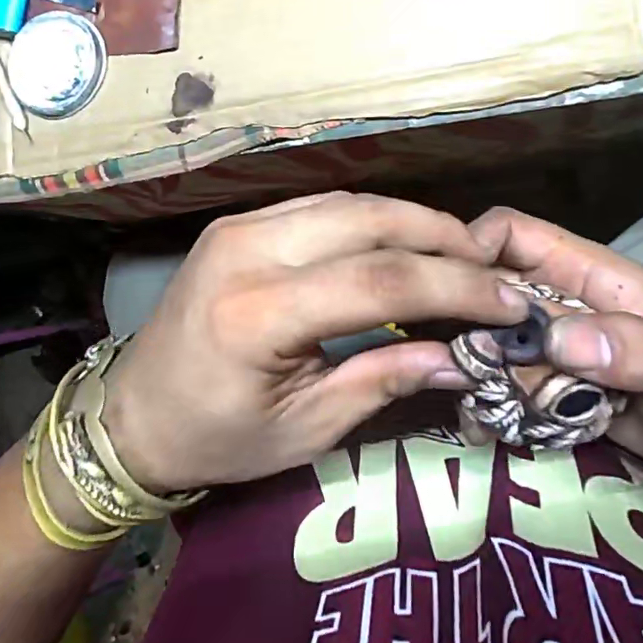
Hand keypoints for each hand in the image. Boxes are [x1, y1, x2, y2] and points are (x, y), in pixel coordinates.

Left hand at [103, 193, 530, 491]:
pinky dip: (366, 220)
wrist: (133, 414)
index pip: (378, 281)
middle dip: (440, 236)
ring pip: (343, 203)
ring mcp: (235, 229)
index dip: (455, 287)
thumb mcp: (304, 429)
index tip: (509, 301)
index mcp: (257, 314)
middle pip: (366, 221)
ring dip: (407, 220)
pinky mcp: (233, 226)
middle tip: (489, 266)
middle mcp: (245, 252)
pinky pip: (315, 209)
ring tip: (457, 252)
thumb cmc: (215, 438)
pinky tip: (397, 243)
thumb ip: (382, 382)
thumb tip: (459, 354)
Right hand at [468, 207, 642, 475]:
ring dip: (471, 371)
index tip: (447, 289)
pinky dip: (487, 405)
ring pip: (482, 345)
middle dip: (458, 321)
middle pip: (481, 292)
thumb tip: (558, 339)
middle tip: (447, 361)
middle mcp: (553, 305)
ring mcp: (545, 351)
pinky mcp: (544, 392)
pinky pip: (499, 389)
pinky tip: (487, 426)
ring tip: (476, 402)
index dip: (469, 247)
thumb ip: (636, 348)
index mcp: (584, 273)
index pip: (510, 234)